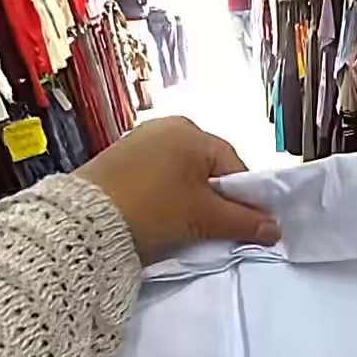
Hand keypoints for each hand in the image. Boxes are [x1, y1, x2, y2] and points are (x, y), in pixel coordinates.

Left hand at [76, 117, 280, 263]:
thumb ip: (245, 222)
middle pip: (210, 169)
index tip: (244, 226)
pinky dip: (168, 195)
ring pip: (185, 174)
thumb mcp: (206, 219)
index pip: (236, 169)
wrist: (81, 223)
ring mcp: (140, 139)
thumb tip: (275, 229)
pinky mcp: (119, 157)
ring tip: (185, 224)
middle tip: (212, 228)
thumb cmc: (153, 210)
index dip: (245, 200)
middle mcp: (168, 127)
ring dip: (192, 198)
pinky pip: (160, 175)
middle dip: (216, 198)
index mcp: (193, 133)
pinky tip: (161, 215)